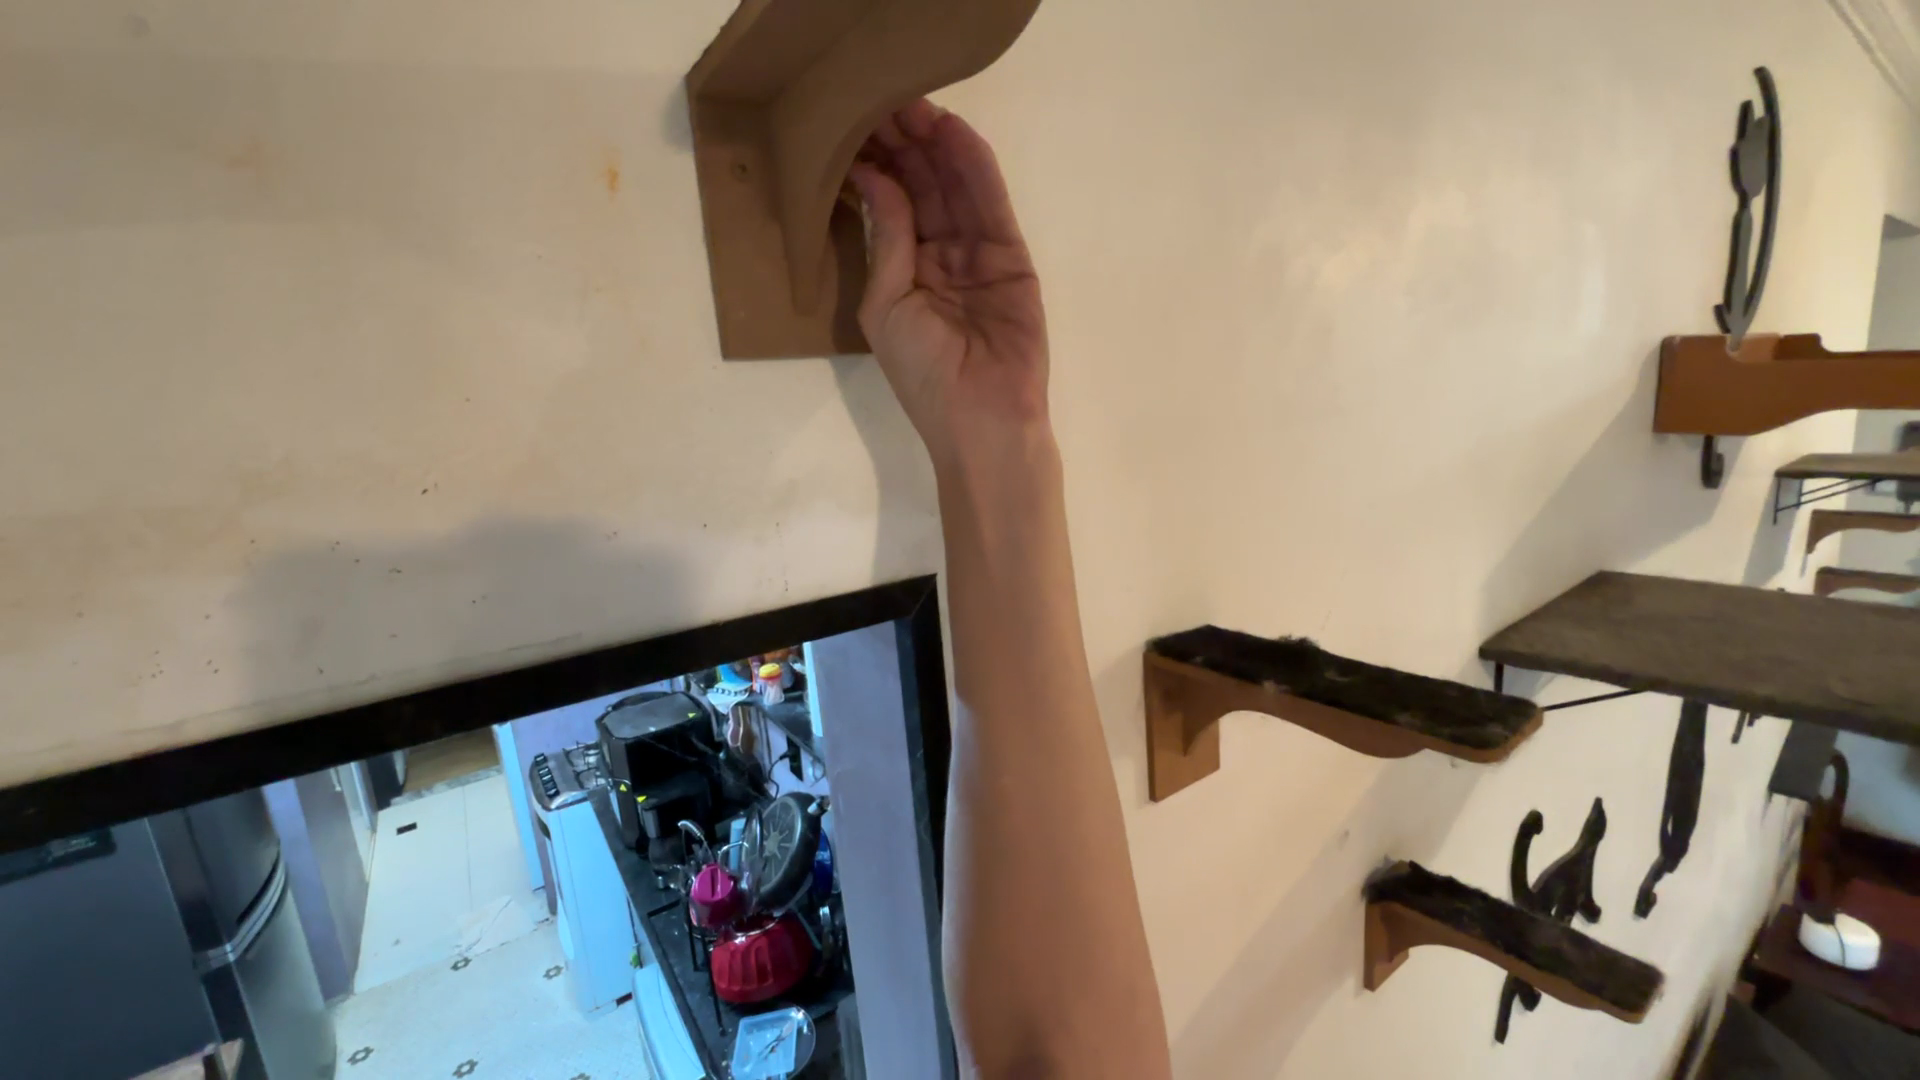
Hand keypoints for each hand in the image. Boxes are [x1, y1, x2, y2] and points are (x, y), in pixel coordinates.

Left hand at [848, 100, 1049, 474]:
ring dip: (935, 144)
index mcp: (906, 273)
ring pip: (956, 188)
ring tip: (910, 100)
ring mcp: (979, 255)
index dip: (877, 165)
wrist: (982, 420)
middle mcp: (942, 257)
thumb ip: (887, 240)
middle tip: (880, 97)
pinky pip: (991, 205)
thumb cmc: (924, 375)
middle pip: (924, 188)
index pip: (893, 206)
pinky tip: (953, 132)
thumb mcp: (887, 307)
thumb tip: (873, 177)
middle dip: (903, 144)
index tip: (854, 124)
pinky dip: (975, 168)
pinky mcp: (1012, 258)